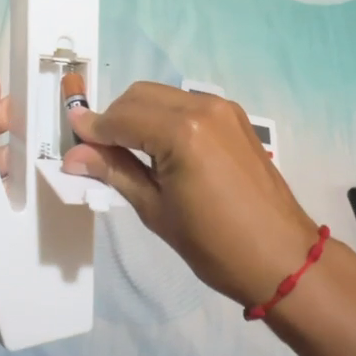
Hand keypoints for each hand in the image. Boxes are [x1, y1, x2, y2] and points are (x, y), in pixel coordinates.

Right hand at [63, 82, 319, 306]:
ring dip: (138, 115)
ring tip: (131, 153)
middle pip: (139, 96)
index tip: (71, 136)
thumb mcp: (156, 210)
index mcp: (181, 131)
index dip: (94, 129)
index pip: (121, 118)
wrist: (284, 260)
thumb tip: (73, 155)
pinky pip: (185, 103)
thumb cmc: (215, 245)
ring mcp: (221, 107)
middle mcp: (201, 106)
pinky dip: (164, 116)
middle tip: (101, 153)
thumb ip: (113, 171)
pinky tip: (162, 148)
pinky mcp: (233, 115)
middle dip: (115, 119)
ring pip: (161, 95)